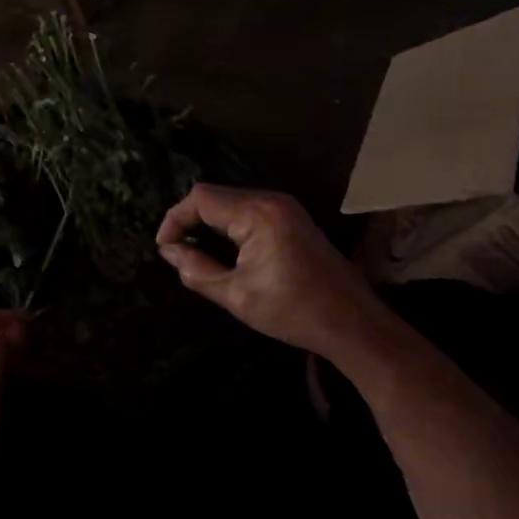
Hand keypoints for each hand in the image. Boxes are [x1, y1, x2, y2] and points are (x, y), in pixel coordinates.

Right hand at [156, 185, 388, 359]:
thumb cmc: (293, 311)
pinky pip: (248, 209)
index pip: (200, 199)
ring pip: (230, 200)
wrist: (353, 323)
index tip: (165, 248)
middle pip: (214, 195)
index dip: (175, 219)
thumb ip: (196, 270)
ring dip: (208, 221)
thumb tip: (170, 252)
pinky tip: (222, 248)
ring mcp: (285, 207)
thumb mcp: (235, 296)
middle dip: (189, 219)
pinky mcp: (292, 218)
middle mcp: (271, 201)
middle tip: (176, 250)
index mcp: (257, 215)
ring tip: (193, 250)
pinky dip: (228, 223)